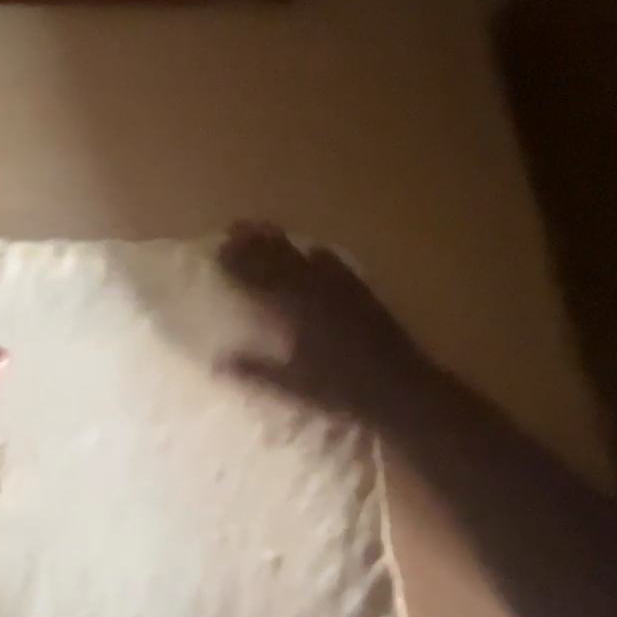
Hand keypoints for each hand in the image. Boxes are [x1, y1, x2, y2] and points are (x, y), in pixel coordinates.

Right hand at [217, 220, 430, 419]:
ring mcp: (338, 288)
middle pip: (277, 260)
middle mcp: (311, 290)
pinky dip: (320, 255)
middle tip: (234, 229)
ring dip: (280, 243)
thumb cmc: (340, 389)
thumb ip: (253, 370)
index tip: (218, 249)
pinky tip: (315, 249)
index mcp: (290, 308)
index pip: (256, 278)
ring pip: (302, 256)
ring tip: (263, 228)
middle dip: (253, 244)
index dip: (236, 262)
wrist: (400, 388)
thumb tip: (216, 362)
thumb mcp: (291, 385)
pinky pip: (335, 265)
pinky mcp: (360, 293)